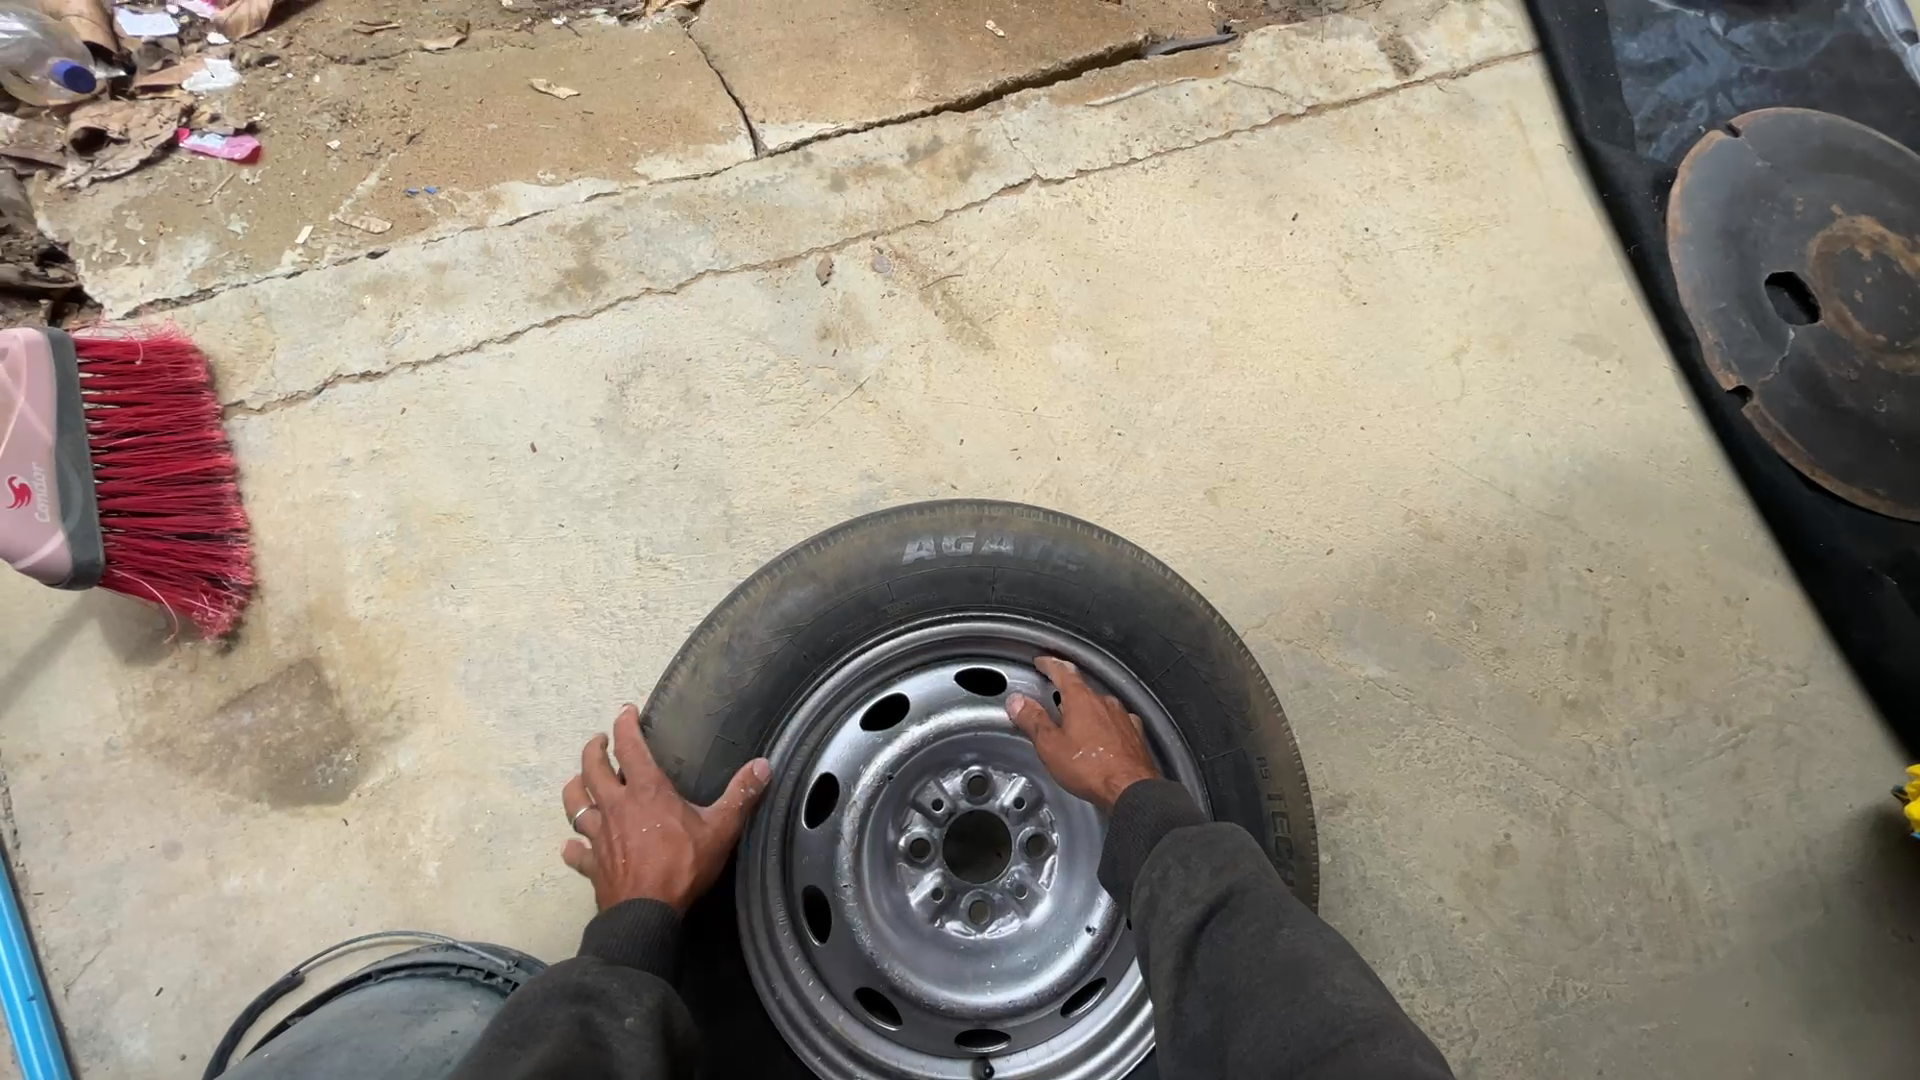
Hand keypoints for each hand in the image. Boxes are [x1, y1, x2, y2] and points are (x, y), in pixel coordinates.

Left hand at [561, 704, 770, 912]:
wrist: (647, 914)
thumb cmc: (683, 865)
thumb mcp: (721, 828)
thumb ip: (741, 794)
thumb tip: (764, 765)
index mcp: (647, 791)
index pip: (629, 747)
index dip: (625, 725)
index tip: (626, 710)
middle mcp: (617, 806)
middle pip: (592, 769)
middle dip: (593, 750)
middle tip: (599, 740)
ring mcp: (599, 836)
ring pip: (575, 805)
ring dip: (574, 789)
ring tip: (578, 780)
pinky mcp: (591, 864)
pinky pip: (575, 852)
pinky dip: (573, 846)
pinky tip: (572, 845)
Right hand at [1006, 656, 1158, 813]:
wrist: (1131, 790)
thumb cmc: (1091, 769)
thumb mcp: (1050, 745)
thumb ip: (1033, 720)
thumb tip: (1017, 702)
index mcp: (1081, 699)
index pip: (1062, 671)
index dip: (1049, 665)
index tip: (1043, 663)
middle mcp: (1104, 702)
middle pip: (1081, 689)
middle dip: (1066, 693)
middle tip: (1053, 699)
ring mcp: (1122, 717)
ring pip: (1100, 706)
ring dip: (1086, 711)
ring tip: (1075, 725)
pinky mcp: (1134, 734)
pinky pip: (1116, 722)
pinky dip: (1105, 726)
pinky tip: (1102, 739)